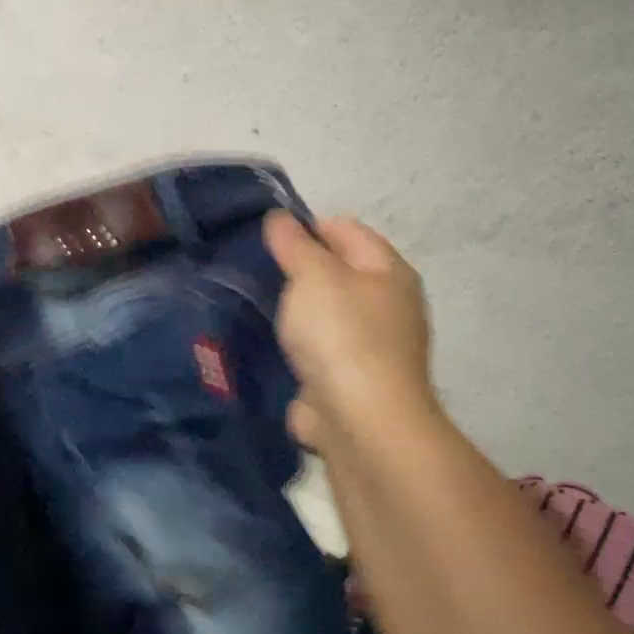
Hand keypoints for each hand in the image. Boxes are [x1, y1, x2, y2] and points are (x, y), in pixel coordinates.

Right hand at [264, 212, 436, 445]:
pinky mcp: (344, 375)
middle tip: (248, 269)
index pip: (345, 230)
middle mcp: (385, 303)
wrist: (358, 417)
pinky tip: (259, 339)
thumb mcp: (313, 276)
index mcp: (388, 271)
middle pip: (335, 271)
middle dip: (294, 268)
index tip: (260, 236)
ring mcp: (367, 343)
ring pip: (321, 311)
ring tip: (245, 302)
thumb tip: (279, 217)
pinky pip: (312, 346)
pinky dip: (289, 341)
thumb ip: (294, 245)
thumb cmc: (341, 334)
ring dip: (289, 307)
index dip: (305, 226)